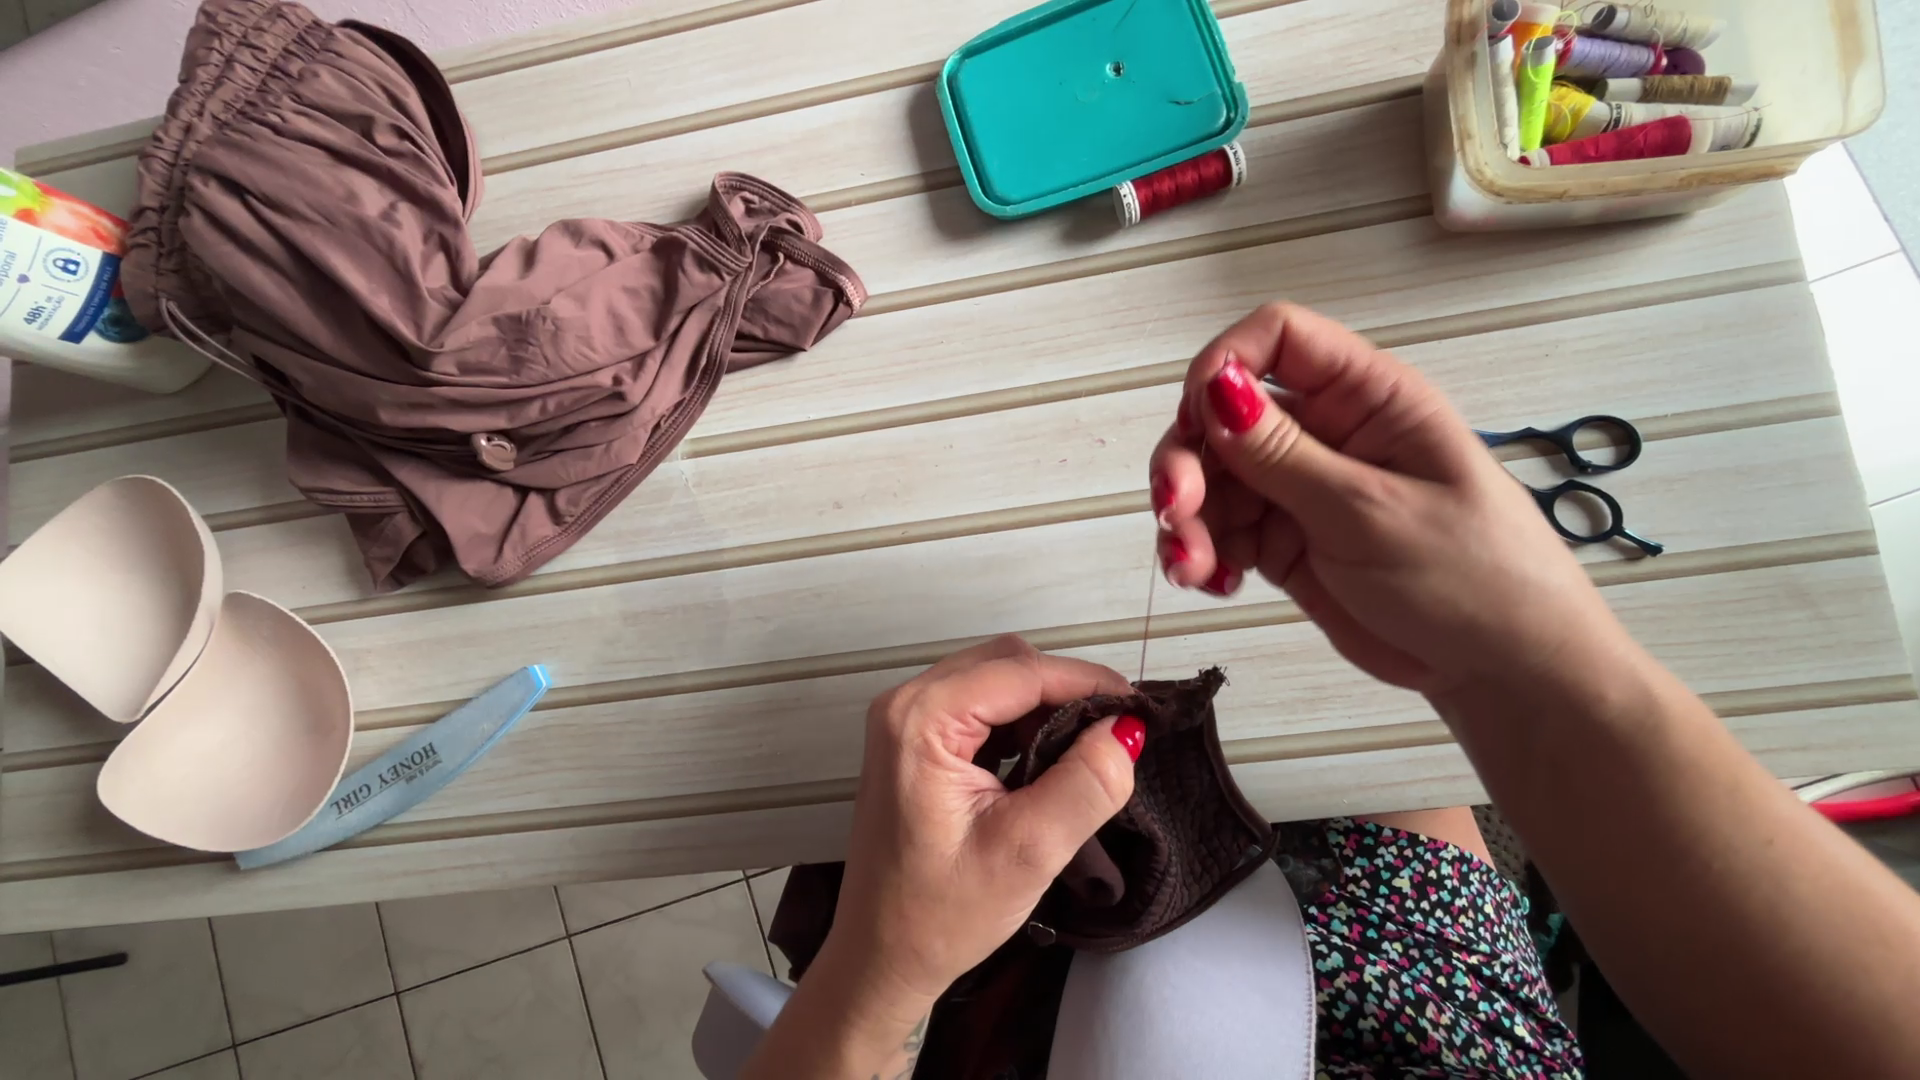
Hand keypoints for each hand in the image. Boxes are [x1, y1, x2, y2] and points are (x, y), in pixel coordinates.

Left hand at [823, 635, 1142, 1007]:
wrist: (881, 955)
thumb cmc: (942, 914)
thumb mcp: (1028, 851)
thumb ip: (1086, 784)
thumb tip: (1127, 729)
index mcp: (921, 719)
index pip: (1020, 672)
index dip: (1086, 681)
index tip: (1140, 707)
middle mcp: (906, 702)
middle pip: (1005, 663)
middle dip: (1065, 688)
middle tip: (1115, 731)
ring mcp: (906, 716)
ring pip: (995, 678)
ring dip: (1044, 704)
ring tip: (1085, 749)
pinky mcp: (914, 736)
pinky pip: (980, 702)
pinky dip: (1020, 718)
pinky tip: (1045, 757)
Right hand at [1148, 303, 1626, 697]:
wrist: (1495, 669)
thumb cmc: (1466, 576)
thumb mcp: (1369, 510)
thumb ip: (1283, 453)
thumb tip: (1213, 387)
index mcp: (1364, 398)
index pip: (1277, 338)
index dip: (1221, 365)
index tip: (1194, 422)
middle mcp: (1322, 432)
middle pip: (1221, 417)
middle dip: (1187, 463)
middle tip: (1175, 515)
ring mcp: (1297, 487)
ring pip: (1209, 480)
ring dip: (1187, 523)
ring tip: (1196, 571)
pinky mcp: (1279, 539)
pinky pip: (1218, 530)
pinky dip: (1202, 555)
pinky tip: (1216, 582)